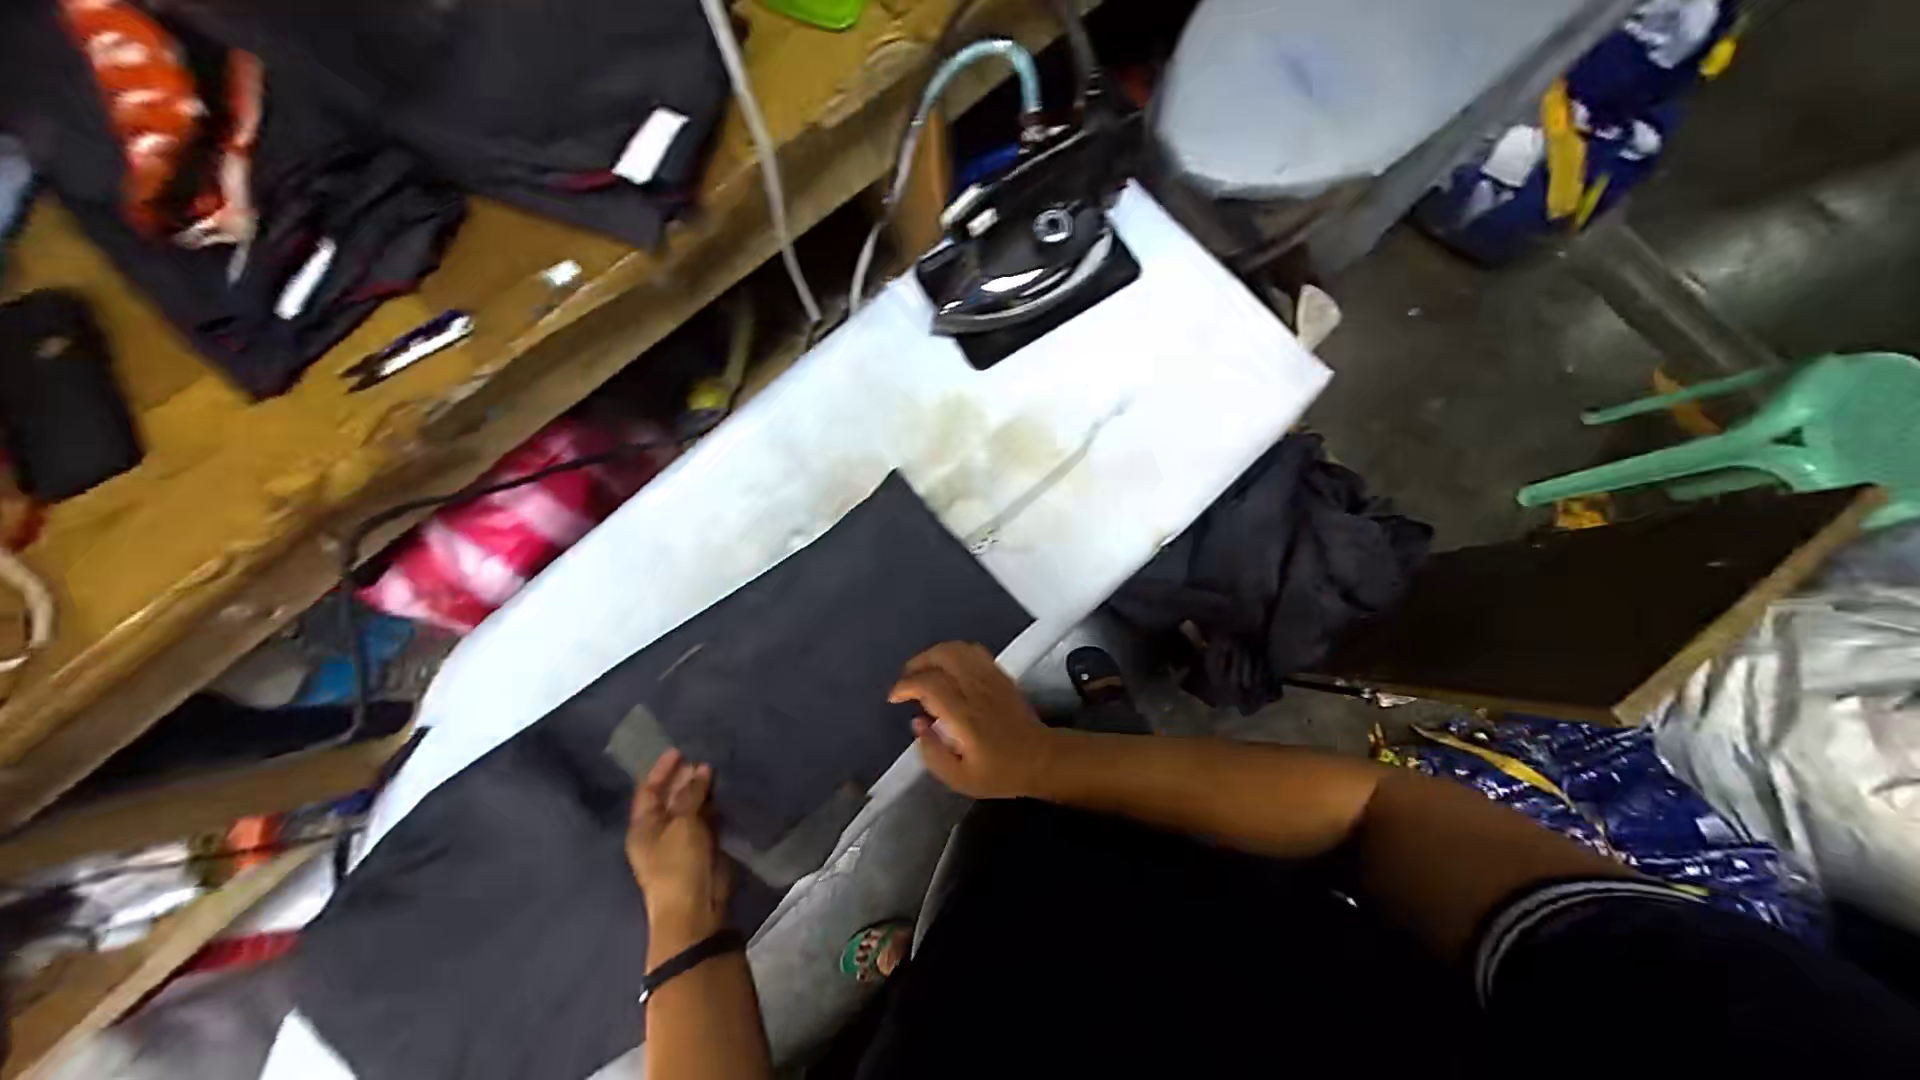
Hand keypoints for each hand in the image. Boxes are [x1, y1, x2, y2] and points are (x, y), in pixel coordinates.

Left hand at [627, 749, 729, 953]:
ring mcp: (680, 840)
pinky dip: (712, 806)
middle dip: (684, 777)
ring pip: (689, 808)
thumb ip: (691, 793)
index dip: (661, 769)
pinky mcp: (701, 848)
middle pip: (670, 797)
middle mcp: (659, 831)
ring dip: (700, 790)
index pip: (648, 791)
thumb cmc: (678, 864)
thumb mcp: (682, 823)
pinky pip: (705, 820)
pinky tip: (723, 792)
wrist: (694, 909)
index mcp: (643, 826)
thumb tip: (701, 768)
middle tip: (702, 757)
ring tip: (716, 769)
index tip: (679, 750)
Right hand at [889, 641, 1057, 798]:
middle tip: (906, 680)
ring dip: (935, 654)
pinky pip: (975, 651)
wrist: (1042, 759)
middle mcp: (977, 690)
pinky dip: (955, 653)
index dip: (906, 685)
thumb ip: (932, 752)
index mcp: (965, 716)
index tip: (895, 697)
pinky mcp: (1001, 675)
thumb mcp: (959, 778)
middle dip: (918, 662)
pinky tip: (949, 668)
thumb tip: (917, 723)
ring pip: (959, 648)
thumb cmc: (1000, 772)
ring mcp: (992, 678)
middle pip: (943, 655)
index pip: (930, 685)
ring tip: (924, 671)